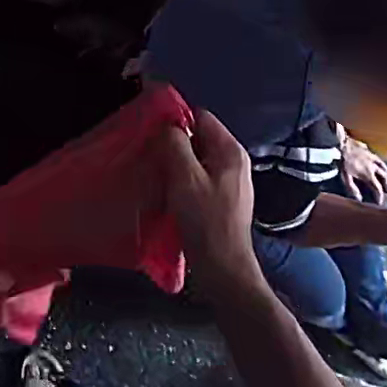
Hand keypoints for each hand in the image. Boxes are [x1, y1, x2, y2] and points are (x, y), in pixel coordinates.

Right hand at [159, 107, 261, 297]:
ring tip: (158, 174)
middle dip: (174, 143)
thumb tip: (168, 126)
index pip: (200, 116)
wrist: (223, 270)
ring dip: (177, 163)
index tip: (153, 132)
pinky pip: (199, 176)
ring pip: (196, 158)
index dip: (176, 119)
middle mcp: (234, 160)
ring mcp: (231, 181)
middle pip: (198, 136)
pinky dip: (183, 180)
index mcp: (230, 150)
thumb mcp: (184, 177)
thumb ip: (175, 144)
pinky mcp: (223, 198)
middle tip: (152, 155)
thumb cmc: (204, 221)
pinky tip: (170, 192)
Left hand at [339, 132, 386, 202]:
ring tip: (386, 176)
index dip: (379, 196)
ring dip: (385, 173)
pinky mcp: (367, 149)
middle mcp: (373, 166)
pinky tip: (377, 161)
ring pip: (382, 166)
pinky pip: (376, 157)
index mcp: (368, 174)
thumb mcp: (345, 176)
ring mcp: (371, 157)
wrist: (342, 143)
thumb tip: (359, 199)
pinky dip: (379, 161)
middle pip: (384, 177)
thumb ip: (353, 188)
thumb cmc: (343, 161)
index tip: (380, 202)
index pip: (377, 188)